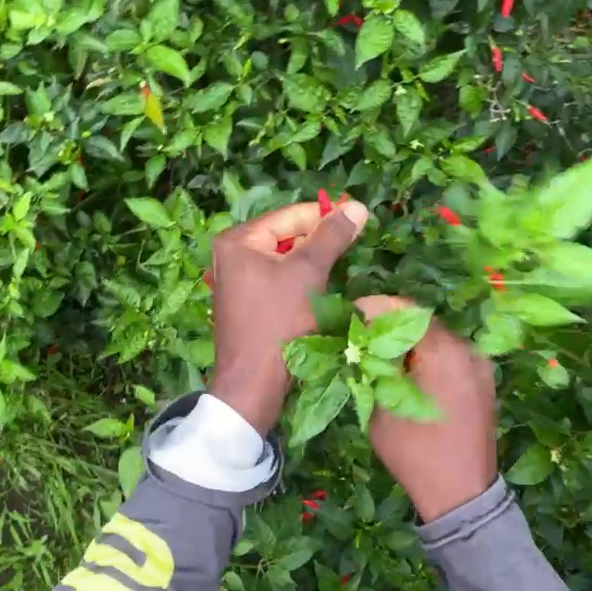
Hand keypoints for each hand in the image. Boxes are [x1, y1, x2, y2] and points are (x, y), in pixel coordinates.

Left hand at [207, 198, 369, 432]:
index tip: (358, 216)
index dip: (325, 215)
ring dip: (313, 262)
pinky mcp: (248, 303)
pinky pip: (280, 280)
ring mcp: (238, 280)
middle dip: (319, 240)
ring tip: (344, 262)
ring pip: (286, 260)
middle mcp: (232, 255)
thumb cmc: (278, 321)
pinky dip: (302, 281)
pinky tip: (323, 287)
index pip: (289, 216)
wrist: (253, 384)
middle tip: (355, 240)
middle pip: (287, 236)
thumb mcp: (308, 273)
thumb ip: (331, 236)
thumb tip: (357, 206)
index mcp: (238, 240)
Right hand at [354, 295, 496, 522]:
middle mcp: (467, 350)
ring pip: (437, 336)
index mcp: (443, 351)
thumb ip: (368, 368)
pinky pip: (451, 354)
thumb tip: (354, 342)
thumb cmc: (415, 452)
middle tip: (362, 336)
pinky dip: (428, 355)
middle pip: (422, 320)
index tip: (350, 315)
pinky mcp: (484, 380)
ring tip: (383, 354)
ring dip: (409, 340)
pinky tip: (409, 371)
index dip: (373, 308)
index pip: (403, 309)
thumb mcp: (380, 407)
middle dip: (389, 324)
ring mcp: (480, 364)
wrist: (462, 494)